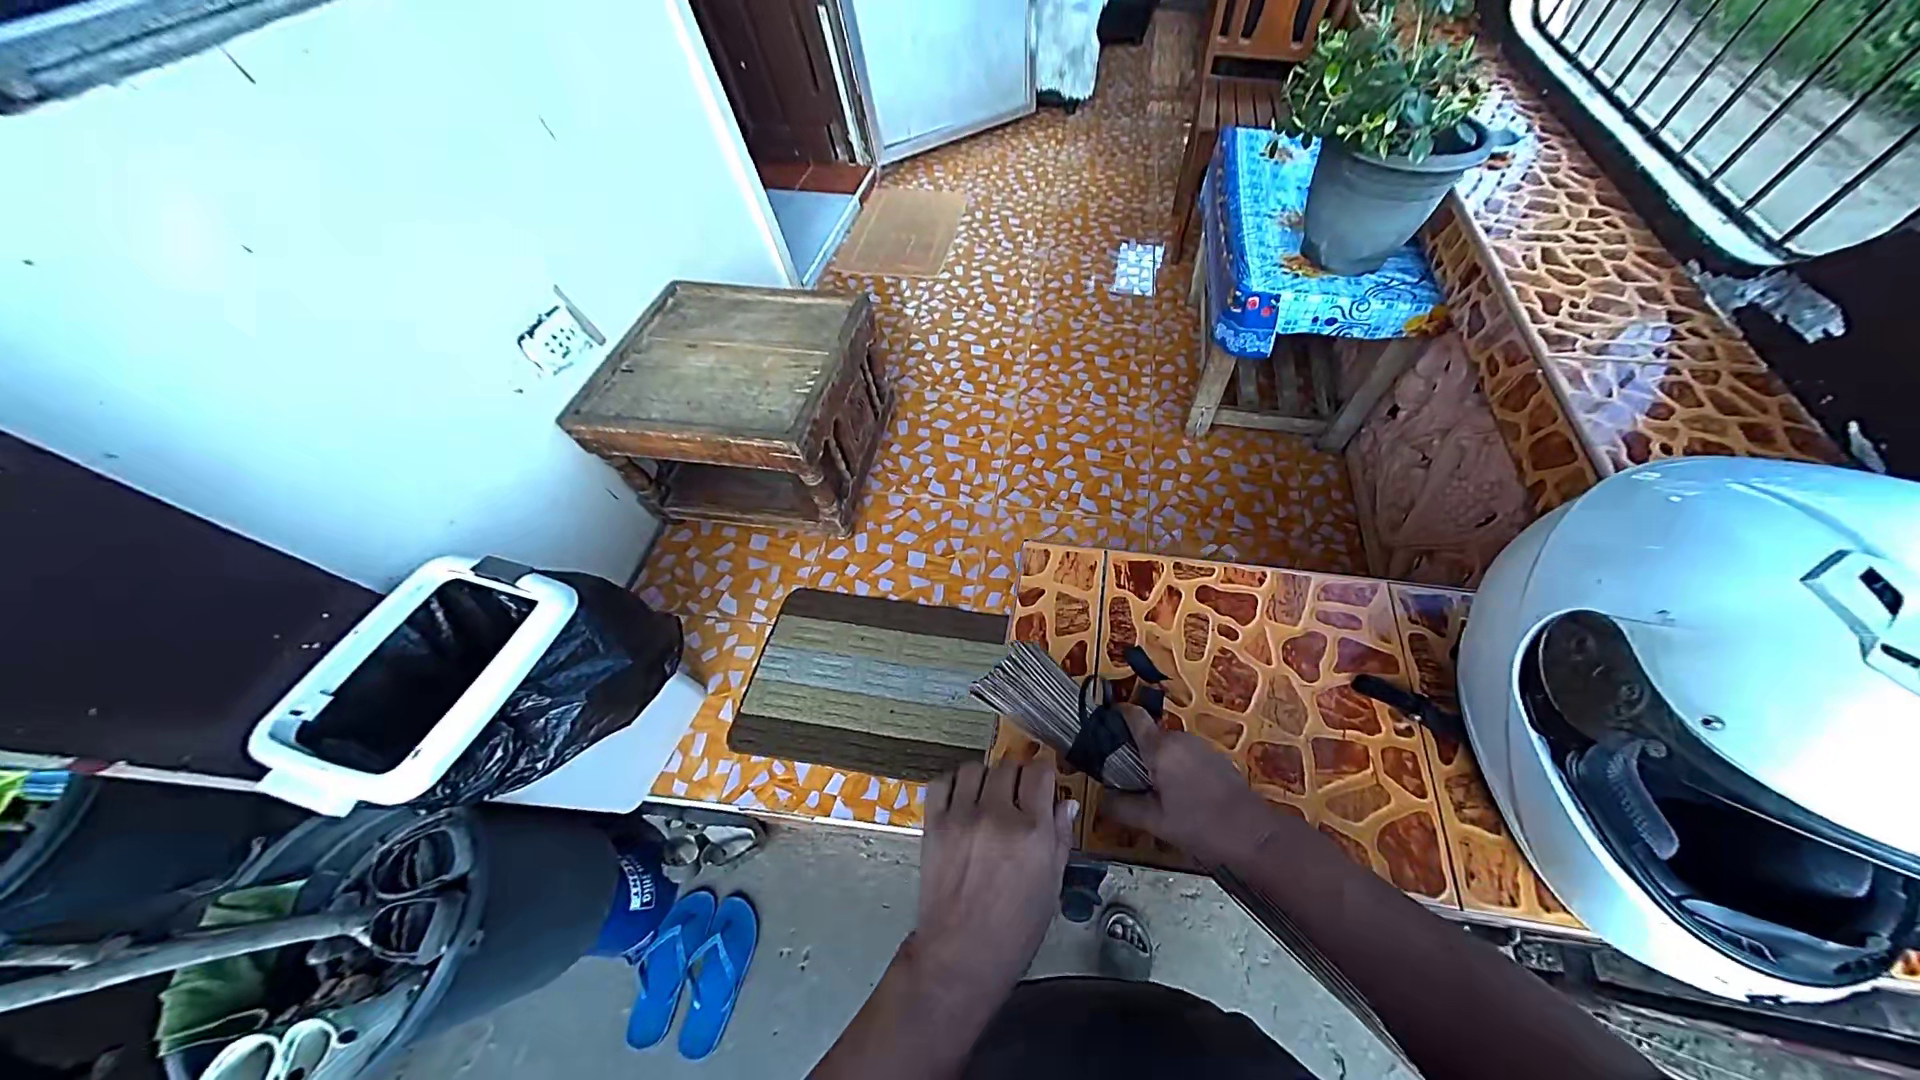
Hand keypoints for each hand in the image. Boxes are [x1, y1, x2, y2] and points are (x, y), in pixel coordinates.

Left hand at [910, 758, 1077, 994]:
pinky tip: (961, 800)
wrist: (962, 953)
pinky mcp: (934, 824)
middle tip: (1017, 792)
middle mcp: (996, 816)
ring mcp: (962, 817)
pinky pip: (941, 782)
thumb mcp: (1052, 885)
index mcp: (1031, 832)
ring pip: (975, 768)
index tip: (1042, 779)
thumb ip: (1060, 838)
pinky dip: (953, 784)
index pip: (1040, 772)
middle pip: (1008, 766)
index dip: (1044, 772)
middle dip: (1017, 775)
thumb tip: (1066, 804)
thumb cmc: (1013, 928)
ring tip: (988, 796)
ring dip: (985, 777)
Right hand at [1101, 703, 1279, 865]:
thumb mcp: (1155, 822)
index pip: (1133, 716)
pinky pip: (1186, 755)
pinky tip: (1180, 795)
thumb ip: (1122, 807)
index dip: (1117, 715)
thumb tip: (1101, 798)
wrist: (1255, 835)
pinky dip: (1176, 768)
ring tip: (1154, 792)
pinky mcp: (1216, 757)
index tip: (1103, 726)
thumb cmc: (1200, 825)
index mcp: (1161, 747)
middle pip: (1149, 736)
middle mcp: (1180, 738)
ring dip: (1158, 763)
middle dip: (1137, 753)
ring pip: (1168, 747)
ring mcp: (1201, 746)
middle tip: (1127, 779)